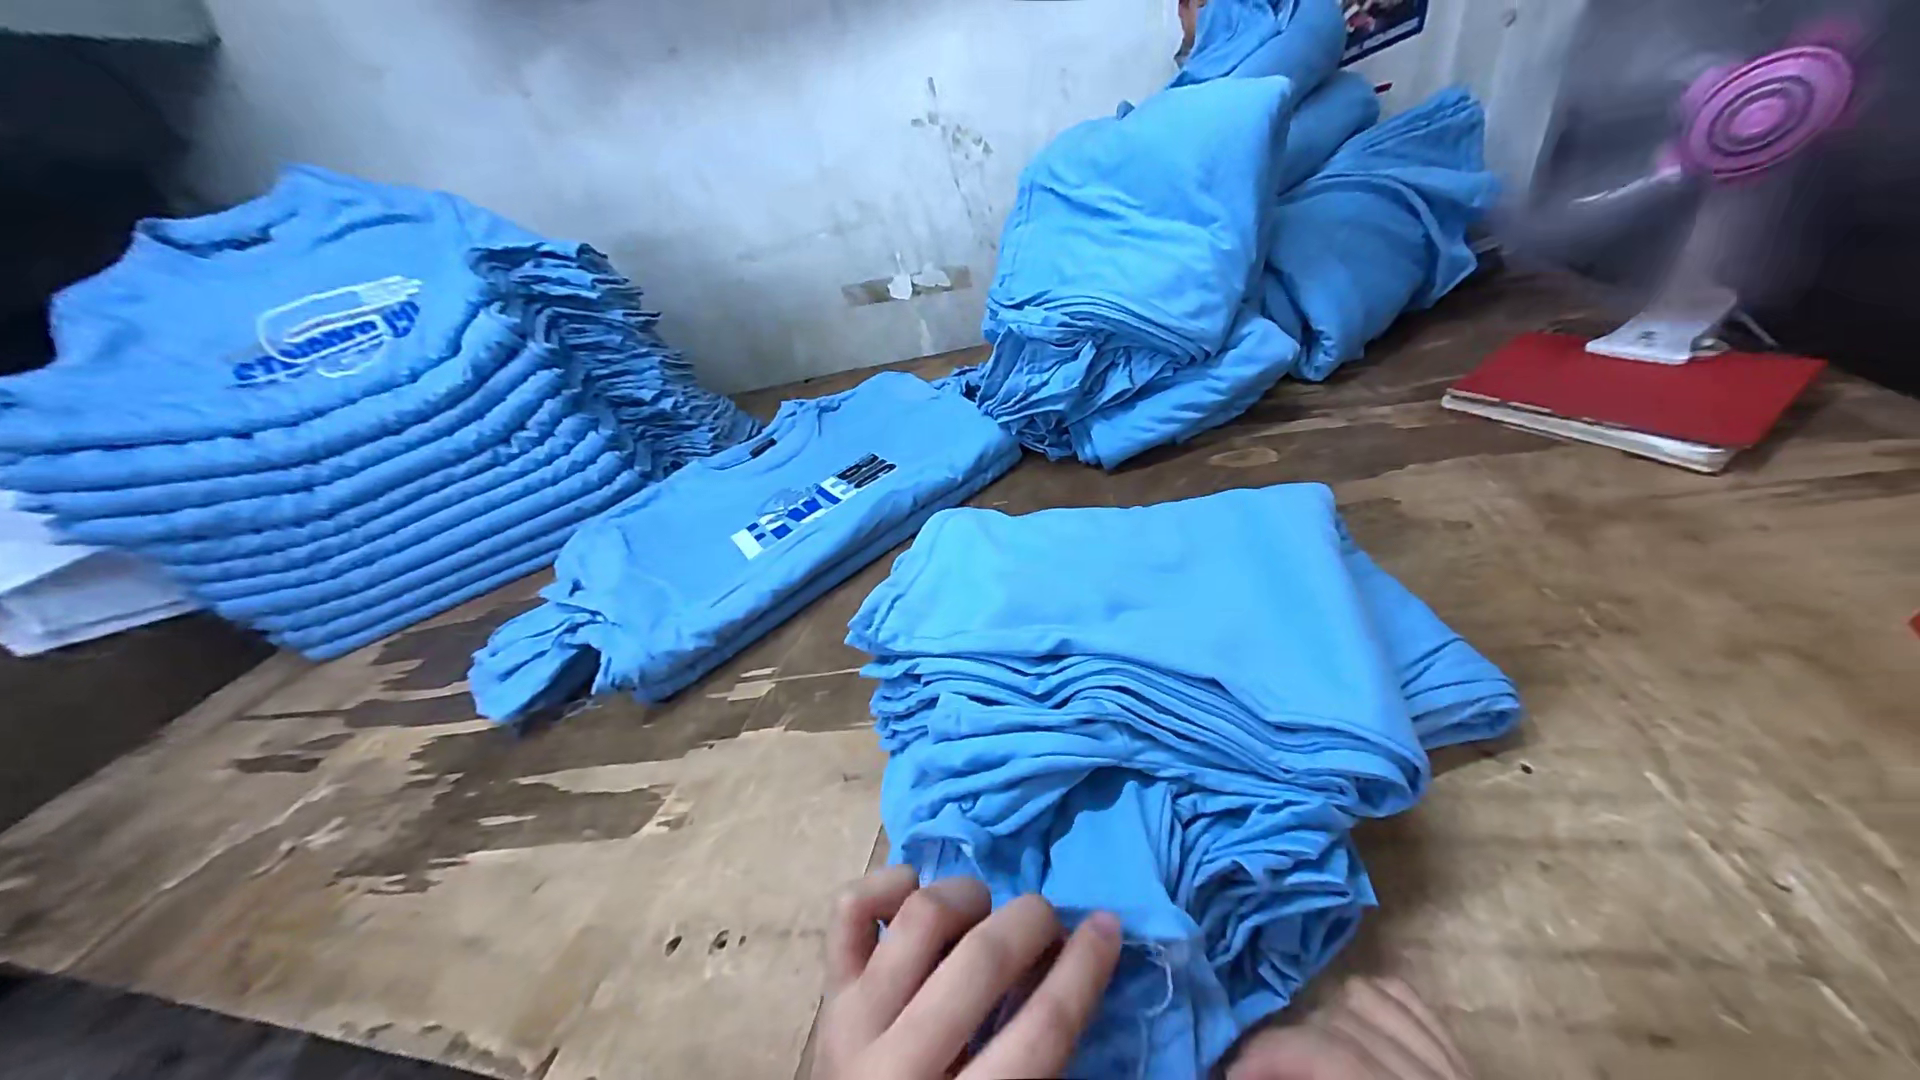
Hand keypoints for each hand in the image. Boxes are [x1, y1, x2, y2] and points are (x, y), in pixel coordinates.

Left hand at [814, 865, 1123, 1079]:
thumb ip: (1034, 1049)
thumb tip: (1068, 961)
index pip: (1040, 1030)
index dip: (1083, 970)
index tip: (1107, 926)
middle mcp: (899, 1063)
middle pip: (983, 960)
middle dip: (1032, 922)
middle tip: (1048, 920)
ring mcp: (853, 1019)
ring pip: (921, 917)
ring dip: (967, 897)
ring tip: (983, 913)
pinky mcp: (827, 991)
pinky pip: (850, 910)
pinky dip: (887, 883)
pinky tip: (913, 892)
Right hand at [1228, 978, 1471, 1079]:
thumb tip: (1244, 1079)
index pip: (1321, 1053)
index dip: (1263, 1056)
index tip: (1228, 1076)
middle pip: (1335, 1021)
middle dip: (1283, 1044)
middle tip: (1257, 1075)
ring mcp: (1457, 1072)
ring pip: (1367, 998)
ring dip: (1321, 1019)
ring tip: (1303, 1059)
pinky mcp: (1467, 1070)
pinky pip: (1407, 1002)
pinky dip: (1368, 1004)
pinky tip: (1347, 1029)